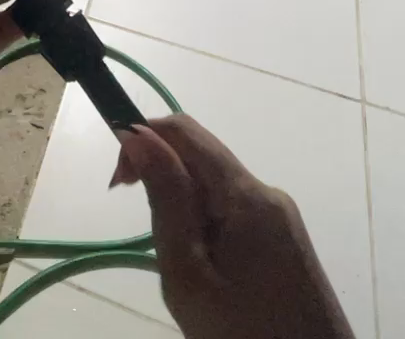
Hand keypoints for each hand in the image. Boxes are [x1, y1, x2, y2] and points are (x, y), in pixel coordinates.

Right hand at [115, 115, 353, 338]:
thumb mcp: (188, 273)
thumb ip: (164, 198)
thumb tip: (137, 133)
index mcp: (245, 194)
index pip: (183, 130)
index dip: (143, 137)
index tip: (119, 185)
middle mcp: (266, 193)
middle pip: (199, 155)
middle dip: (160, 176)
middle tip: (147, 235)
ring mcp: (280, 217)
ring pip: (213, 186)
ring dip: (181, 206)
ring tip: (179, 265)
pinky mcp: (285, 240)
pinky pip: (231, 210)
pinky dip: (204, 224)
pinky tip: (206, 272)